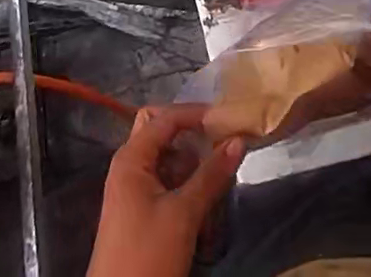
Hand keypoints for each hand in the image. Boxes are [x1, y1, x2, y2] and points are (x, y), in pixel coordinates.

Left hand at [88, 105, 244, 276]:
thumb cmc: (146, 256)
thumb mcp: (184, 214)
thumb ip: (212, 174)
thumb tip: (239, 139)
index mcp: (132, 159)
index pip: (166, 117)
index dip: (197, 113)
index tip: (229, 120)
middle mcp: (131, 167)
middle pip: (166, 134)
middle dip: (195, 138)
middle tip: (224, 145)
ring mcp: (136, 190)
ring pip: (171, 159)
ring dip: (196, 166)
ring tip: (221, 179)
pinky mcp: (143, 211)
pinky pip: (170, 183)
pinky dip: (190, 186)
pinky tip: (208, 202)